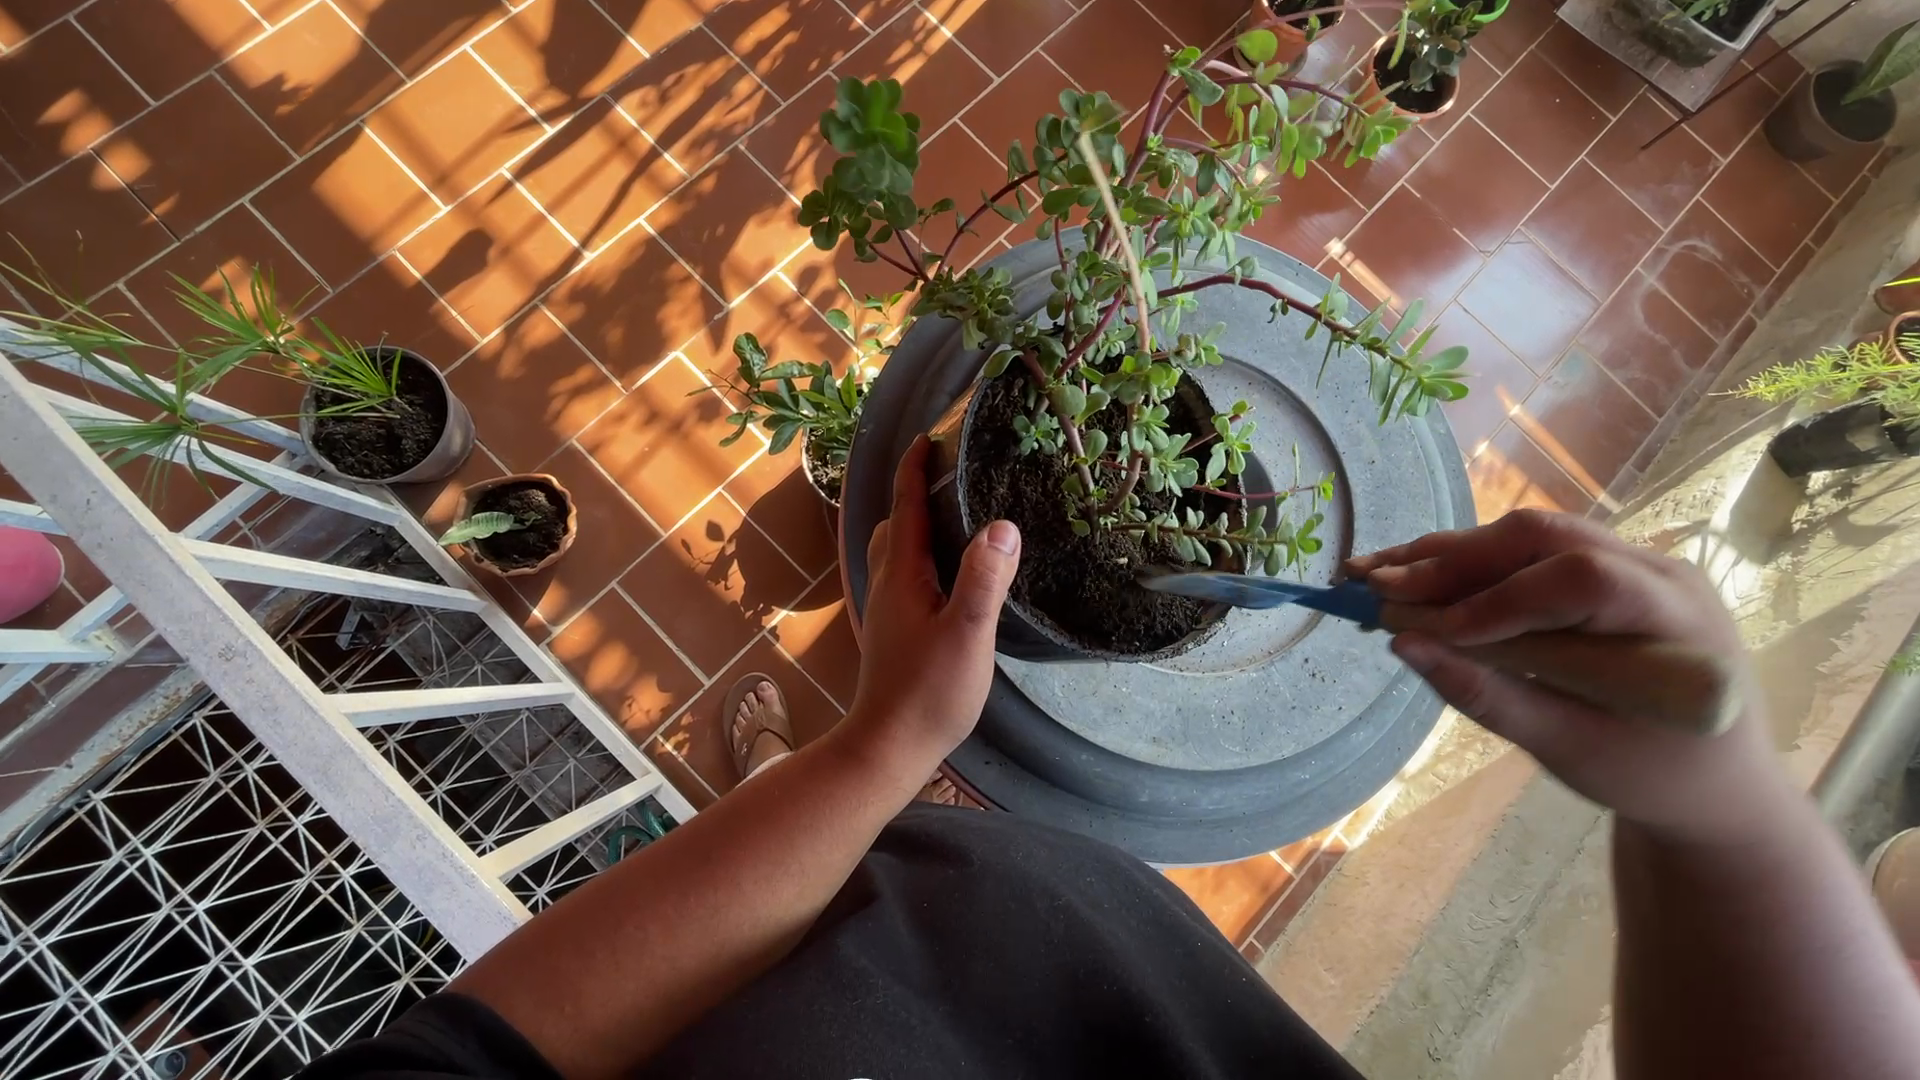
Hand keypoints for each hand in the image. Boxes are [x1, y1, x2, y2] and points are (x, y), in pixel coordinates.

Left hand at [843, 435, 1020, 768]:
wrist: (888, 748)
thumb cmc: (928, 693)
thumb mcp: (967, 634)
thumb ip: (984, 580)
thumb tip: (1002, 524)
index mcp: (902, 576)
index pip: (905, 509)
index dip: (914, 471)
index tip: (927, 437)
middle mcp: (888, 585)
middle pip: (894, 526)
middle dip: (913, 493)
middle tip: (946, 474)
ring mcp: (888, 610)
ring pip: (896, 553)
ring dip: (915, 525)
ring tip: (952, 516)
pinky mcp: (895, 632)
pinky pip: (904, 575)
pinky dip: (922, 556)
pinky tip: (949, 574)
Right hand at [1349, 509, 1792, 846]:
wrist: (1713, 779)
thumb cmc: (1651, 775)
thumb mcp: (1570, 748)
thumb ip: (1487, 695)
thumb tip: (1403, 647)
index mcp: (1676, 618)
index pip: (1579, 581)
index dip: (1496, 601)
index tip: (1429, 632)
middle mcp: (1654, 571)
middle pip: (1538, 538)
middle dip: (1449, 561)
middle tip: (1374, 586)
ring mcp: (1625, 563)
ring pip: (1518, 538)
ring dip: (1439, 557)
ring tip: (1369, 574)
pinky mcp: (1593, 570)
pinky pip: (1516, 555)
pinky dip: (1456, 567)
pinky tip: (1405, 576)